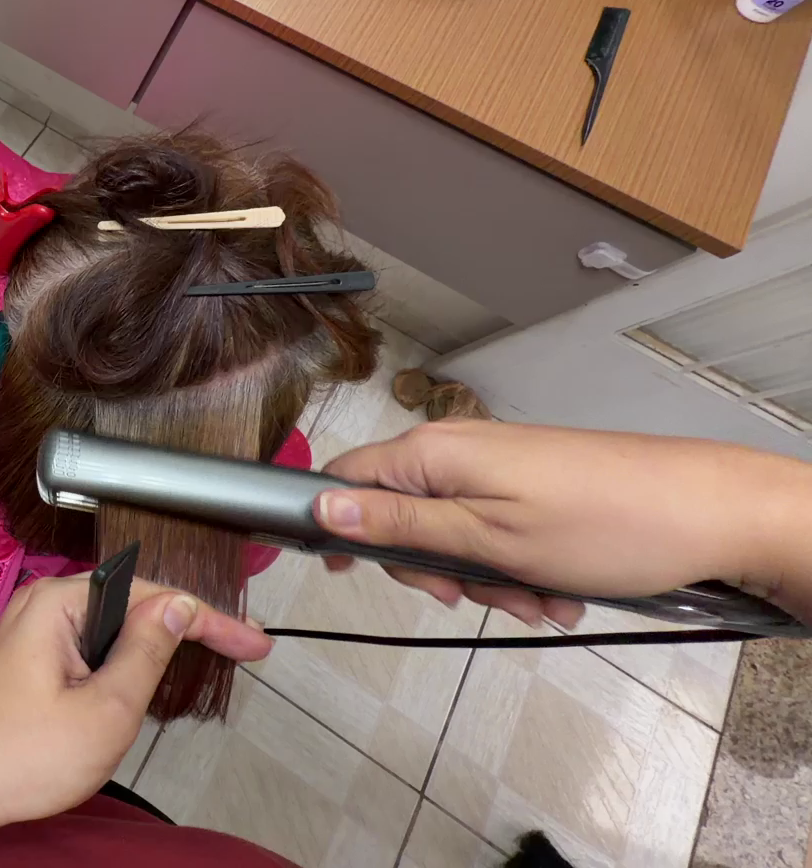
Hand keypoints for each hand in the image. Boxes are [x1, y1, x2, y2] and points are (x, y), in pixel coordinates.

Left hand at [0, 575, 269, 834]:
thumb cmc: (26, 754)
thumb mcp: (105, 709)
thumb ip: (146, 651)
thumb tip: (178, 605)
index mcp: (57, 601)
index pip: (146, 593)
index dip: (205, 615)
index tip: (253, 642)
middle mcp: (42, 601)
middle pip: (129, 602)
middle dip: (186, 623)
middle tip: (243, 649)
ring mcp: (32, 625)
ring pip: (110, 624)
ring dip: (156, 641)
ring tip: (212, 655)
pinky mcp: (30, 651)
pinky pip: (89, 640)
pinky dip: (124, 656)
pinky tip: (152, 672)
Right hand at [317, 420, 811, 626]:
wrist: (726, 512)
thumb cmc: (602, 526)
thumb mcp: (487, 538)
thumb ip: (397, 524)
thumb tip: (320, 508)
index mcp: (428, 453)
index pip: (343, 477)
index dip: (335, 523)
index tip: (350, 571)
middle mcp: (450, 447)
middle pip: (396, 508)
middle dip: (429, 563)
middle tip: (470, 598)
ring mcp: (491, 460)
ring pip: (447, 522)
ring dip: (479, 571)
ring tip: (535, 600)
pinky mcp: (524, 474)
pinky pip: (488, 519)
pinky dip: (508, 558)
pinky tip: (551, 587)